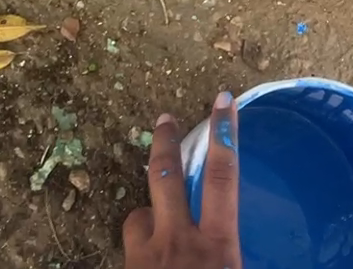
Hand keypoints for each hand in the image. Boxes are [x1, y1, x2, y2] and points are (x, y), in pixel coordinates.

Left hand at [123, 92, 241, 268]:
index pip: (222, 176)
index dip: (224, 134)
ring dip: (148, 217)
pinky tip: (147, 262)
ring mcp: (147, 253)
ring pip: (139, 216)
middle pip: (168, 176)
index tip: (224, 100)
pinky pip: (131, 246)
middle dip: (165, 143)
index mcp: (217, 245)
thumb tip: (228, 246)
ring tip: (155, 230)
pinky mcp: (125, 266)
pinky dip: (140, 247)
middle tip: (164, 119)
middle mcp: (179, 240)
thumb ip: (227, 254)